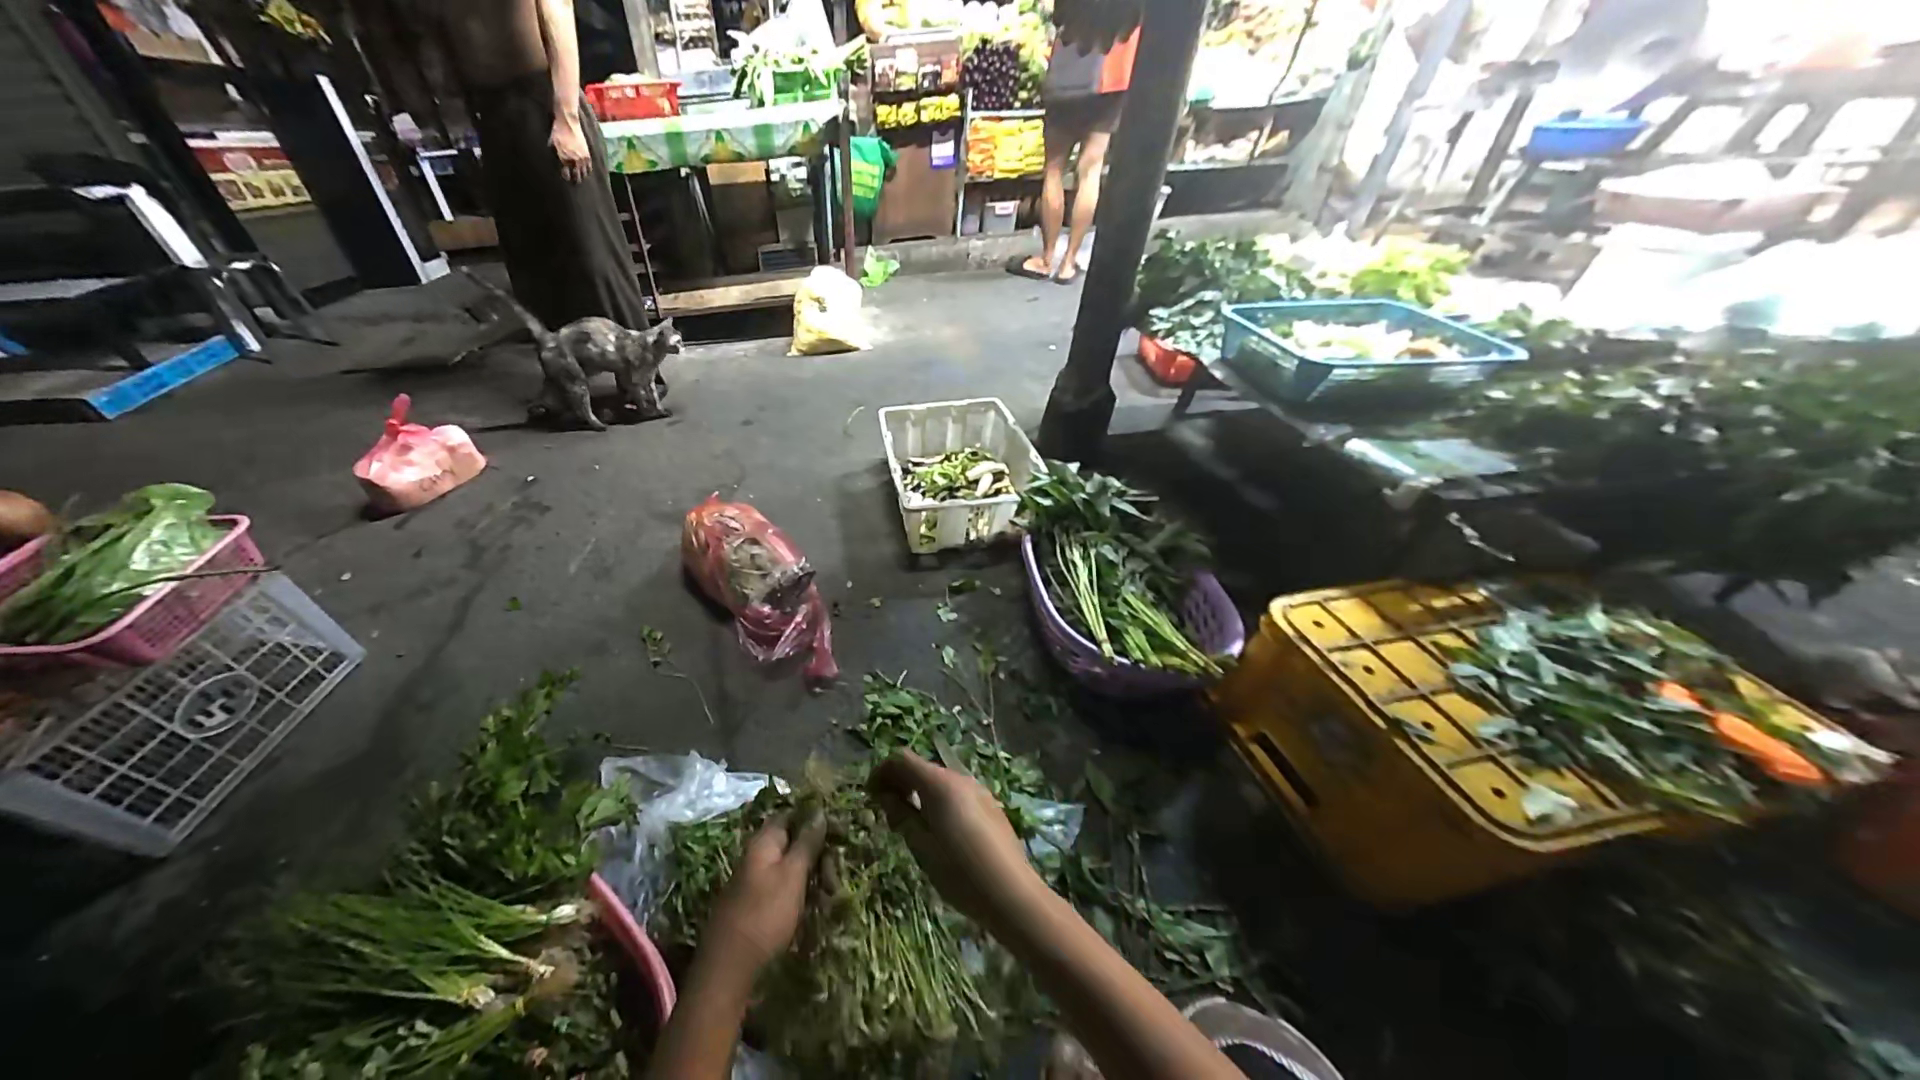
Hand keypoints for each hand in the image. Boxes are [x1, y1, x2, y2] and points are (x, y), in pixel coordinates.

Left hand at [549, 112, 590, 182]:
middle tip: (575, 183)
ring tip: (581, 178)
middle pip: (577, 175)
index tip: (566, 178)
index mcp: (565, 157)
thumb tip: (558, 159)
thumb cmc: (558, 130)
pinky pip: (589, 167)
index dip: (566, 177)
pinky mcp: (587, 154)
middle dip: (576, 180)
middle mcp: (574, 160)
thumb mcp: (553, 142)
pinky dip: (588, 170)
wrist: (568, 121)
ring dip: (582, 176)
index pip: (567, 173)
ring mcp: (582, 158)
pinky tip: (586, 171)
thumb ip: (556, 152)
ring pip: (584, 172)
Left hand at [702, 811, 827, 972]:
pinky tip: (812, 901)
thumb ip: (806, 843)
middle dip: (815, 849)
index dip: (812, 817)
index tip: (837, 825)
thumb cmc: (764, 916)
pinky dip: (798, 891)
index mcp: (762, 843)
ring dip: (809, 872)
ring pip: (787, 866)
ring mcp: (752, 883)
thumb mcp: (792, 875)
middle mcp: (754, 858)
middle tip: (838, 862)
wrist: (729, 971)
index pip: (789, 815)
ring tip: (831, 885)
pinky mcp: (754, 906)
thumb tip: (819, 811)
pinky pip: (781, 887)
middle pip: (789, 841)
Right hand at [868, 750, 1045, 928]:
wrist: (1012, 892)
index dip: (882, 772)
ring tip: (910, 823)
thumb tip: (886, 795)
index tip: (870, 795)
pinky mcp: (990, 805)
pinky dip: (938, 801)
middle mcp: (960, 778)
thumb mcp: (922, 846)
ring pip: (940, 781)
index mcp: (940, 784)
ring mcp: (978, 790)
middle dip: (900, 782)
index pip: (903, 759)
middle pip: (922, 768)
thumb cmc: (960, 872)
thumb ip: (901, 815)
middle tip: (886, 812)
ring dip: (919, 792)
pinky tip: (938, 829)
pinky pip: (956, 794)